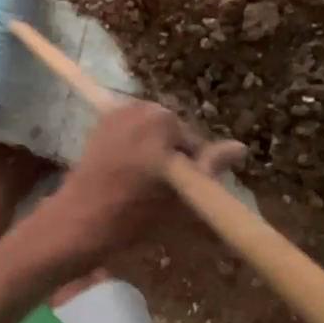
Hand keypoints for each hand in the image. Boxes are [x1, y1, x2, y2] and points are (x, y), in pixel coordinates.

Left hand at [30, 102, 244, 271]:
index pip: (195, 144)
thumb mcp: (182, 194)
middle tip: (164, 190)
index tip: (185, 193)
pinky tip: (127, 171)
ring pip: (152, 131)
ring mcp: (117, 110)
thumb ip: (211, 167)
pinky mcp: (100, 121)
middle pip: (172, 133)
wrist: (83, 217)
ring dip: (154, 151)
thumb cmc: (135, 211)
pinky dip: (135, 146)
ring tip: (144, 183)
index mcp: (164, 118)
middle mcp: (141, 105)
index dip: (196, 171)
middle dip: (173, 156)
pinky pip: (131, 130)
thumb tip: (240, 147)